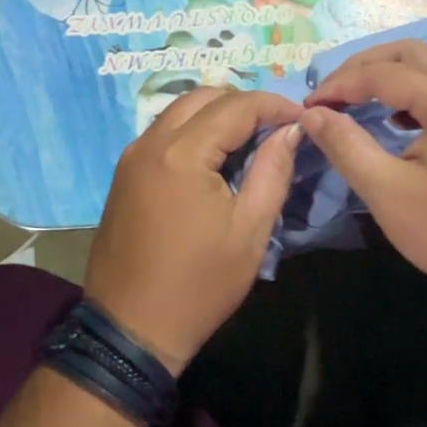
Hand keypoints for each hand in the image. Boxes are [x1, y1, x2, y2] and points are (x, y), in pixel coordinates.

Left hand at [85, 87, 302, 374]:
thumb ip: (273, 170)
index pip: (235, 106)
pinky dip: (193, 130)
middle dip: (243, 103)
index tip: (302, 117)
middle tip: (277, 126)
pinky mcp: (124, 174)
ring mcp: (131, 157)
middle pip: (203, 97)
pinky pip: (163, 133)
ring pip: (179, 111)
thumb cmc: (199, 284)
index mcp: (182, 153)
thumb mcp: (250, 230)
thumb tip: (291, 129)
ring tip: (251, 138)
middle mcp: (150, 142)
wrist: (130, 329)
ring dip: (216, 114)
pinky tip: (216, 157)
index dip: (274, 105)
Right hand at [298, 40, 426, 303]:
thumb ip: (347, 146)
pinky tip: (390, 121)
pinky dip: (407, 96)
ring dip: (387, 77)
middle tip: (330, 93)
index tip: (307, 107)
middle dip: (364, 66)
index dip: (339, 84)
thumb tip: (313, 114)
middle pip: (410, 54)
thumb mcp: (388, 192)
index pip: (383, 73)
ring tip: (352, 101)